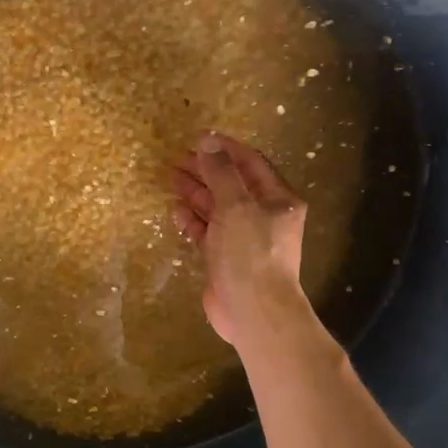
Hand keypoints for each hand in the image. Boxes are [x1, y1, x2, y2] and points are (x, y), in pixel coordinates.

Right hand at [170, 131, 309, 349]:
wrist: (253, 310)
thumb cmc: (250, 254)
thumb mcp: (236, 207)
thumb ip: (221, 173)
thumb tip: (207, 142)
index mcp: (277, 199)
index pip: (251, 164)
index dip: (226, 149)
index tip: (199, 138)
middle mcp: (263, 216)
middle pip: (231, 185)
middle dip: (205, 170)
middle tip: (176, 158)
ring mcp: (243, 238)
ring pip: (217, 208)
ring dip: (196, 194)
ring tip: (170, 179)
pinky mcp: (224, 258)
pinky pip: (207, 232)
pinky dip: (193, 221)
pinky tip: (176, 212)